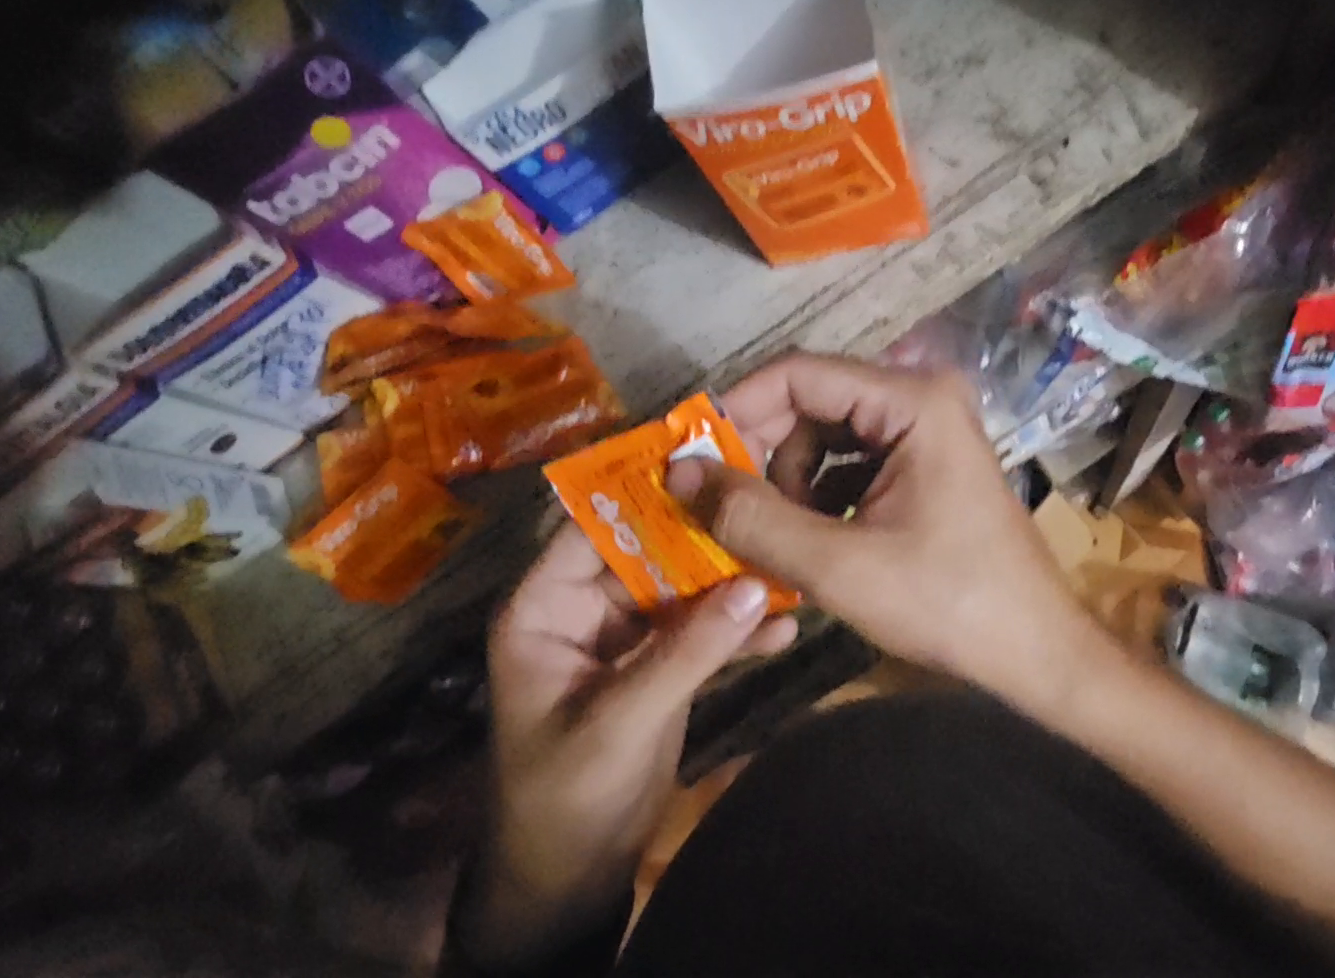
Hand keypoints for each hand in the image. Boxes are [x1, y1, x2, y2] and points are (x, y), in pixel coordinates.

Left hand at [460, 525, 795, 968]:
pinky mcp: (665, 666)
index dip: (643, 493)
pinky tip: (786, 626)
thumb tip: (755, 585)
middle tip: (765, 503)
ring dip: (732, 581)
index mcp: (546, 608)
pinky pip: (706, 632)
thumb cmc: (564, 795)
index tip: (706, 461)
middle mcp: (588, 610)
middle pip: (650, 551)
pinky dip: (742, 630)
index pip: (591, 529)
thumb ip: (686, 652)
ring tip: (788, 561)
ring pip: (686, 589)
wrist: (573, 874)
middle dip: (705, 535)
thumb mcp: (618, 720)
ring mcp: (632, 637)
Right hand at [666, 354, 1108, 712]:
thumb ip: (752, 517)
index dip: (735, 411)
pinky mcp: (926, 467)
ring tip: (775, 539)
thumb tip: (679, 472)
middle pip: (812, 403)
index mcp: (912, 401)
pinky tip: (810, 543)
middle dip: (762, 454)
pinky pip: (852, 465)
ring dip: (790, 483)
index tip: (689, 457)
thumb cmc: (948, 605)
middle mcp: (921, 399)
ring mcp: (927, 433)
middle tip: (721, 507)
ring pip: (827, 437)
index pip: (797, 375)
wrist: (1036, 651)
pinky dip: (819, 498)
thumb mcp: (838, 565)